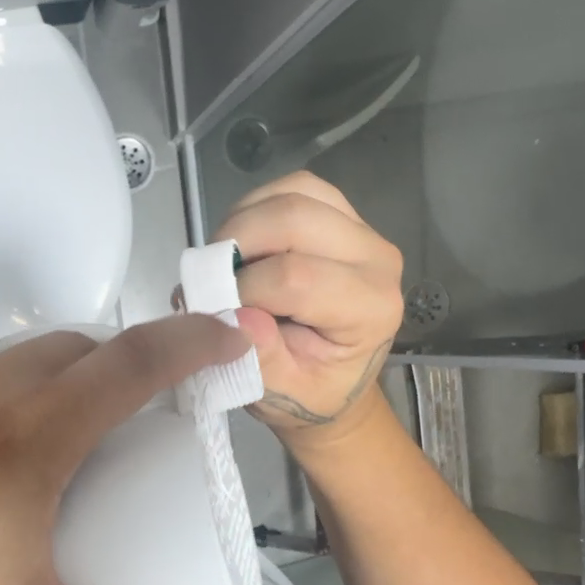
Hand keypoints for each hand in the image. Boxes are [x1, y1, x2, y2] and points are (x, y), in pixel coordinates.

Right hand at [213, 172, 404, 450]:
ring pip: (295, 192)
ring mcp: (362, 231)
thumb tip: (235, 318)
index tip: (216, 316)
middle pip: (295, 217)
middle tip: (209, 280)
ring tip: (224, 263)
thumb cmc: (309, 394)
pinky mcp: (342, 216)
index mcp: (369, 310)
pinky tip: (242, 246)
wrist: (333, 384)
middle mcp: (376, 259)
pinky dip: (256, 208)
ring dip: (244, 221)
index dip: (242, 289)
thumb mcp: (283, 397)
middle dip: (236, 243)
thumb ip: (263, 362)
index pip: (295, 276)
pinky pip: (295, 188)